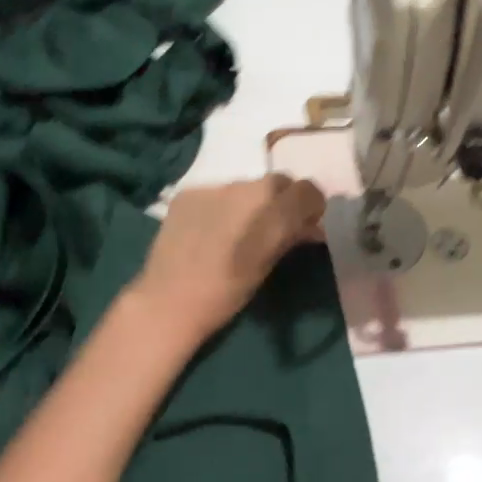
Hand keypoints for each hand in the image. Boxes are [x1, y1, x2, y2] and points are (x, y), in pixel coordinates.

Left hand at [127, 174, 326, 344]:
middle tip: (273, 227)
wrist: (169, 299)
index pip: (307, 190)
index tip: (305, 225)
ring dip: (250, 202)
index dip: (310, 206)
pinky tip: (208, 229)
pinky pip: (216, 192)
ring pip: (246, 186)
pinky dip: (221, 206)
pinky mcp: (189, 190)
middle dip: (282, 200)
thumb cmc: (227, 293)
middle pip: (277, 182)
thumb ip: (291, 238)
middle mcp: (246, 187)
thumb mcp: (267, 266)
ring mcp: (214, 186)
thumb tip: (311, 227)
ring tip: (236, 230)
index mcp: (273, 209)